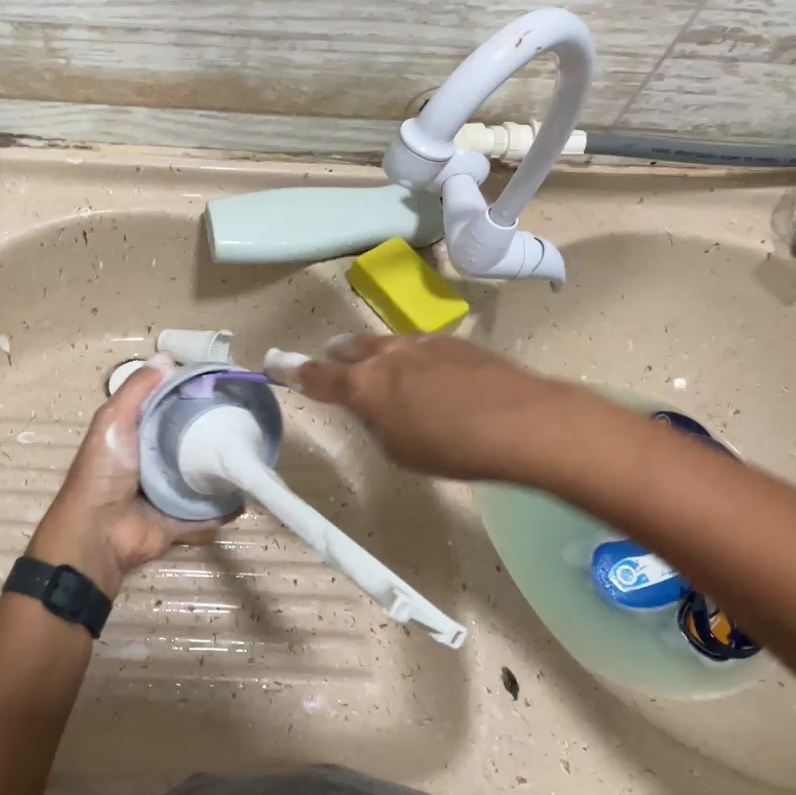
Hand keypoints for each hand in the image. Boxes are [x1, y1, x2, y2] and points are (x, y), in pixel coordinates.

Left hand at [27, 353, 230, 596]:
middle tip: (243, 420)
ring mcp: (164, 492)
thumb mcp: (114, 420)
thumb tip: (166, 357)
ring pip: (198, 477)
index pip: (165, 408)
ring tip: (250, 455)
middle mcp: (149, 461)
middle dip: (210, 433)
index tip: (220, 386)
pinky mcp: (176, 520)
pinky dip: (223, 507)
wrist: (98, 533)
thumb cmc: (104, 471)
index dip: (188, 396)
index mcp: (132, 434)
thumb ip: (138, 389)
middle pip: (185, 442)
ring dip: (220, 470)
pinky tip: (246, 495)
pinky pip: (205, 513)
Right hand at [266, 334, 610, 484]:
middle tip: (335, 359)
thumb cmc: (453, 448)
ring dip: (382, 357)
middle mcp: (389, 355)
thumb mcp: (399, 450)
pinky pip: (424, 349)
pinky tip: (437, 380)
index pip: (316, 377)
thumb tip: (376, 408)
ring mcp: (425, 344)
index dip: (291, 371)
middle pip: (353, 349)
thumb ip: (377, 424)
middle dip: (340, 355)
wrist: (524, 422)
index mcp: (365, 386)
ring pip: (390, 345)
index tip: (271, 361)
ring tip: (390, 373)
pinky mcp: (459, 344)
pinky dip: (419, 361)